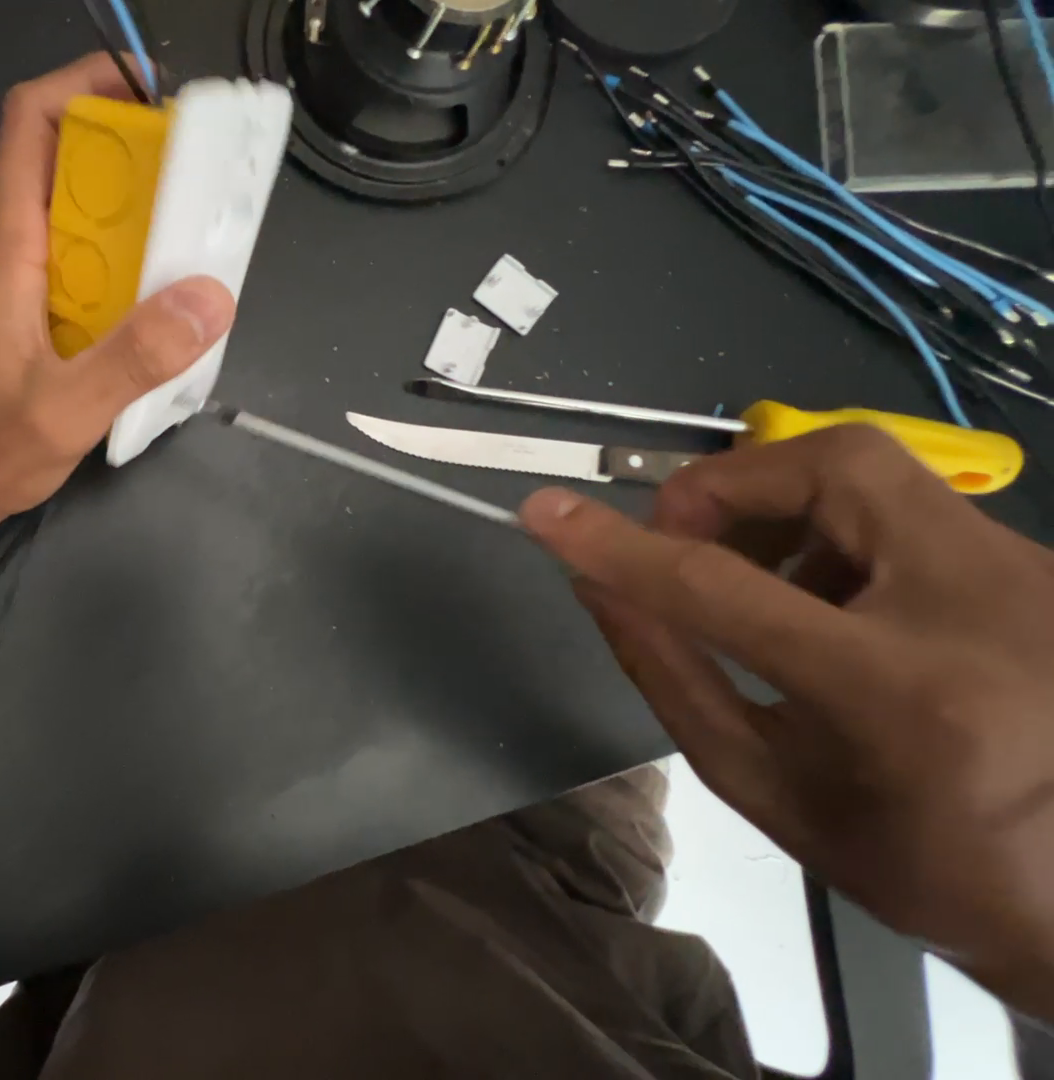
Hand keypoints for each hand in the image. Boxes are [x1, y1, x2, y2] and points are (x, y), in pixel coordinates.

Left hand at [0, 54, 235, 534]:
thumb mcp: (65, 409)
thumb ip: (135, 357)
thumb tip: (211, 297)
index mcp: (9, 249)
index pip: (31, 125)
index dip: (86, 86)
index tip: (154, 100)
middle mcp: (16, 253)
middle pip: (68, 162)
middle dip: (134, 152)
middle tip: (202, 180)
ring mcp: (26, 287)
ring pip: (84, 218)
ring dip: (139, 214)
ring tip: (200, 236)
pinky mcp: (39, 321)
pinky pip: (91, 270)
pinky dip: (132, 267)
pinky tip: (167, 304)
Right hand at [520, 426, 1053, 1017]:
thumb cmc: (911, 857)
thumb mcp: (757, 779)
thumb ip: (666, 670)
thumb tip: (596, 583)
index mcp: (902, 695)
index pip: (719, 585)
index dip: (617, 544)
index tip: (544, 513)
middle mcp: (987, 609)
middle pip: (831, 464)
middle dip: (722, 485)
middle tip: (681, 541)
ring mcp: (1036, 578)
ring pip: (869, 473)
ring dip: (772, 509)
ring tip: (754, 585)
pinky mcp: (1042, 565)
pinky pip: (902, 508)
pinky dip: (824, 531)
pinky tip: (822, 599)